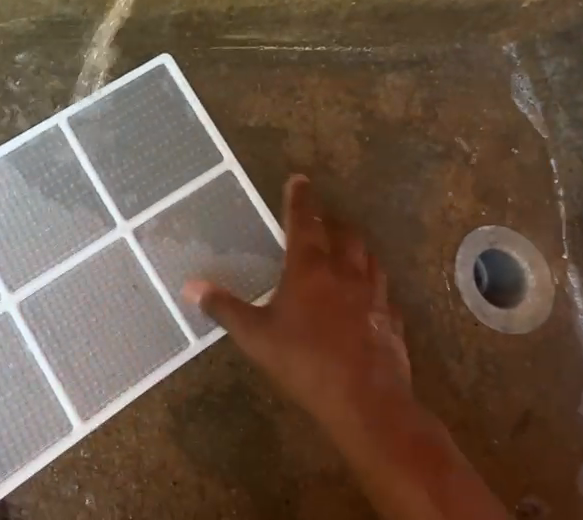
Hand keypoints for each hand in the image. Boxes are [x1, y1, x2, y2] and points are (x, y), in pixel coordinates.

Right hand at [186, 174, 411, 434]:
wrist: (368, 403)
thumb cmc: (305, 362)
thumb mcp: (256, 336)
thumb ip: (225, 308)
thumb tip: (190, 286)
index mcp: (310, 267)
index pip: (304, 221)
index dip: (300, 198)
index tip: (299, 179)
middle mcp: (345, 272)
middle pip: (344, 233)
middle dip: (331, 220)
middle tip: (319, 217)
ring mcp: (374, 296)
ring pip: (369, 258)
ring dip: (356, 247)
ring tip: (345, 248)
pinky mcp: (393, 321)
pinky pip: (384, 293)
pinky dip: (374, 285)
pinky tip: (367, 297)